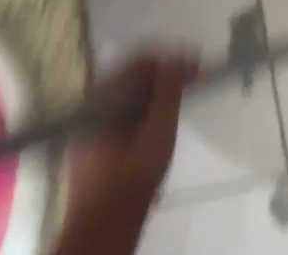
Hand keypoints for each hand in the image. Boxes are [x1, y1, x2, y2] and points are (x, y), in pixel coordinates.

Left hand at [56, 54, 199, 254]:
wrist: (102, 230)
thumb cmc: (133, 181)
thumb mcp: (158, 133)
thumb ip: (169, 92)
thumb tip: (180, 57)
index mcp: (104, 99)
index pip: (139, 60)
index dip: (171, 58)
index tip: (198, 65)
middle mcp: (93, 105)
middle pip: (132, 74)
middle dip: (165, 72)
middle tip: (195, 79)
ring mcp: (90, 124)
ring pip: (128, 92)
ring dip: (157, 89)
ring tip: (183, 97)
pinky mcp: (94, 141)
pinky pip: (121, 109)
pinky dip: (145, 106)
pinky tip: (161, 119)